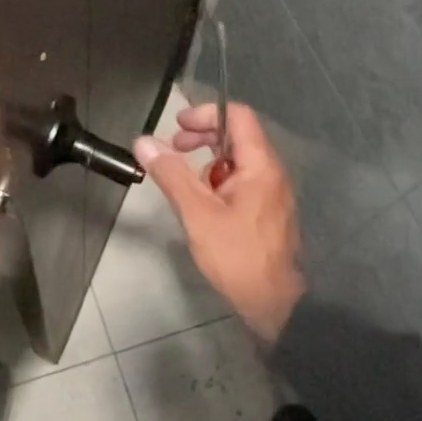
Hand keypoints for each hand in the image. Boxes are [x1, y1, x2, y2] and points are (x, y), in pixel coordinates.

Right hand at [134, 103, 307, 345]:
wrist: (277, 306)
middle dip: (203, 136)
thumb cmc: (238, 256)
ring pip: (237, 161)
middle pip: (237, 135)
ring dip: (208, 162)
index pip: (238, 117)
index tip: (177, 127)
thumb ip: (172, 174)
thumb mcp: (197, 213)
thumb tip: (144, 142)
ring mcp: (272, 193)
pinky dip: (219, 182)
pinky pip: (242, 182)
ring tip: (187, 186)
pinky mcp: (268, 212)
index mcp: (260, 166)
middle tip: (174, 149)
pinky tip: (203, 206)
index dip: (206, 114)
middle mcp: (271, 173)